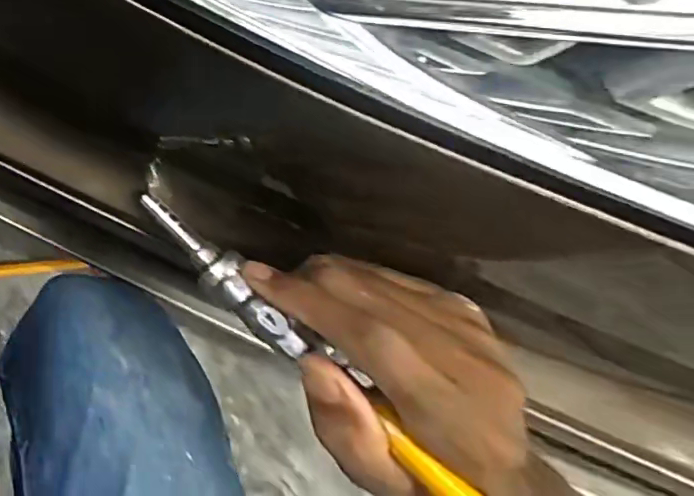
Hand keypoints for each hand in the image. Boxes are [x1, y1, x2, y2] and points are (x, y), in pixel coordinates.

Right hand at [244, 257, 570, 495]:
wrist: (497, 471)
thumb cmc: (421, 475)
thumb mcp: (375, 474)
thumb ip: (343, 428)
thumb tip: (312, 364)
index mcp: (457, 420)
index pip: (374, 338)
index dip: (308, 300)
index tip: (253, 276)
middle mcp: (473, 368)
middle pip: (369, 296)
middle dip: (305, 282)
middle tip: (271, 291)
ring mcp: (475, 335)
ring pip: (375, 277)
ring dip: (325, 278)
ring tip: (304, 298)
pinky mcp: (468, 315)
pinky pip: (391, 276)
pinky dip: (353, 278)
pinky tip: (343, 299)